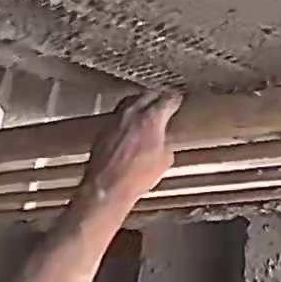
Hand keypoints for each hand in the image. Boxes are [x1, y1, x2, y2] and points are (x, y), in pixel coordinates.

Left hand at [72, 91, 179, 215]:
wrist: (107, 186)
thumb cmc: (136, 176)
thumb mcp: (165, 160)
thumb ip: (167, 141)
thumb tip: (165, 138)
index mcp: (151, 118)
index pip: (167, 99)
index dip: (175, 99)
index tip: (177, 100)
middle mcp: (132, 113)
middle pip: (147, 95)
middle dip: (157, 98)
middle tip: (163, 103)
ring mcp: (115, 119)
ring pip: (130, 102)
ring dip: (140, 103)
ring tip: (146, 111)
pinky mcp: (103, 129)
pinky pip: (118, 115)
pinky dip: (127, 116)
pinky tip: (131, 125)